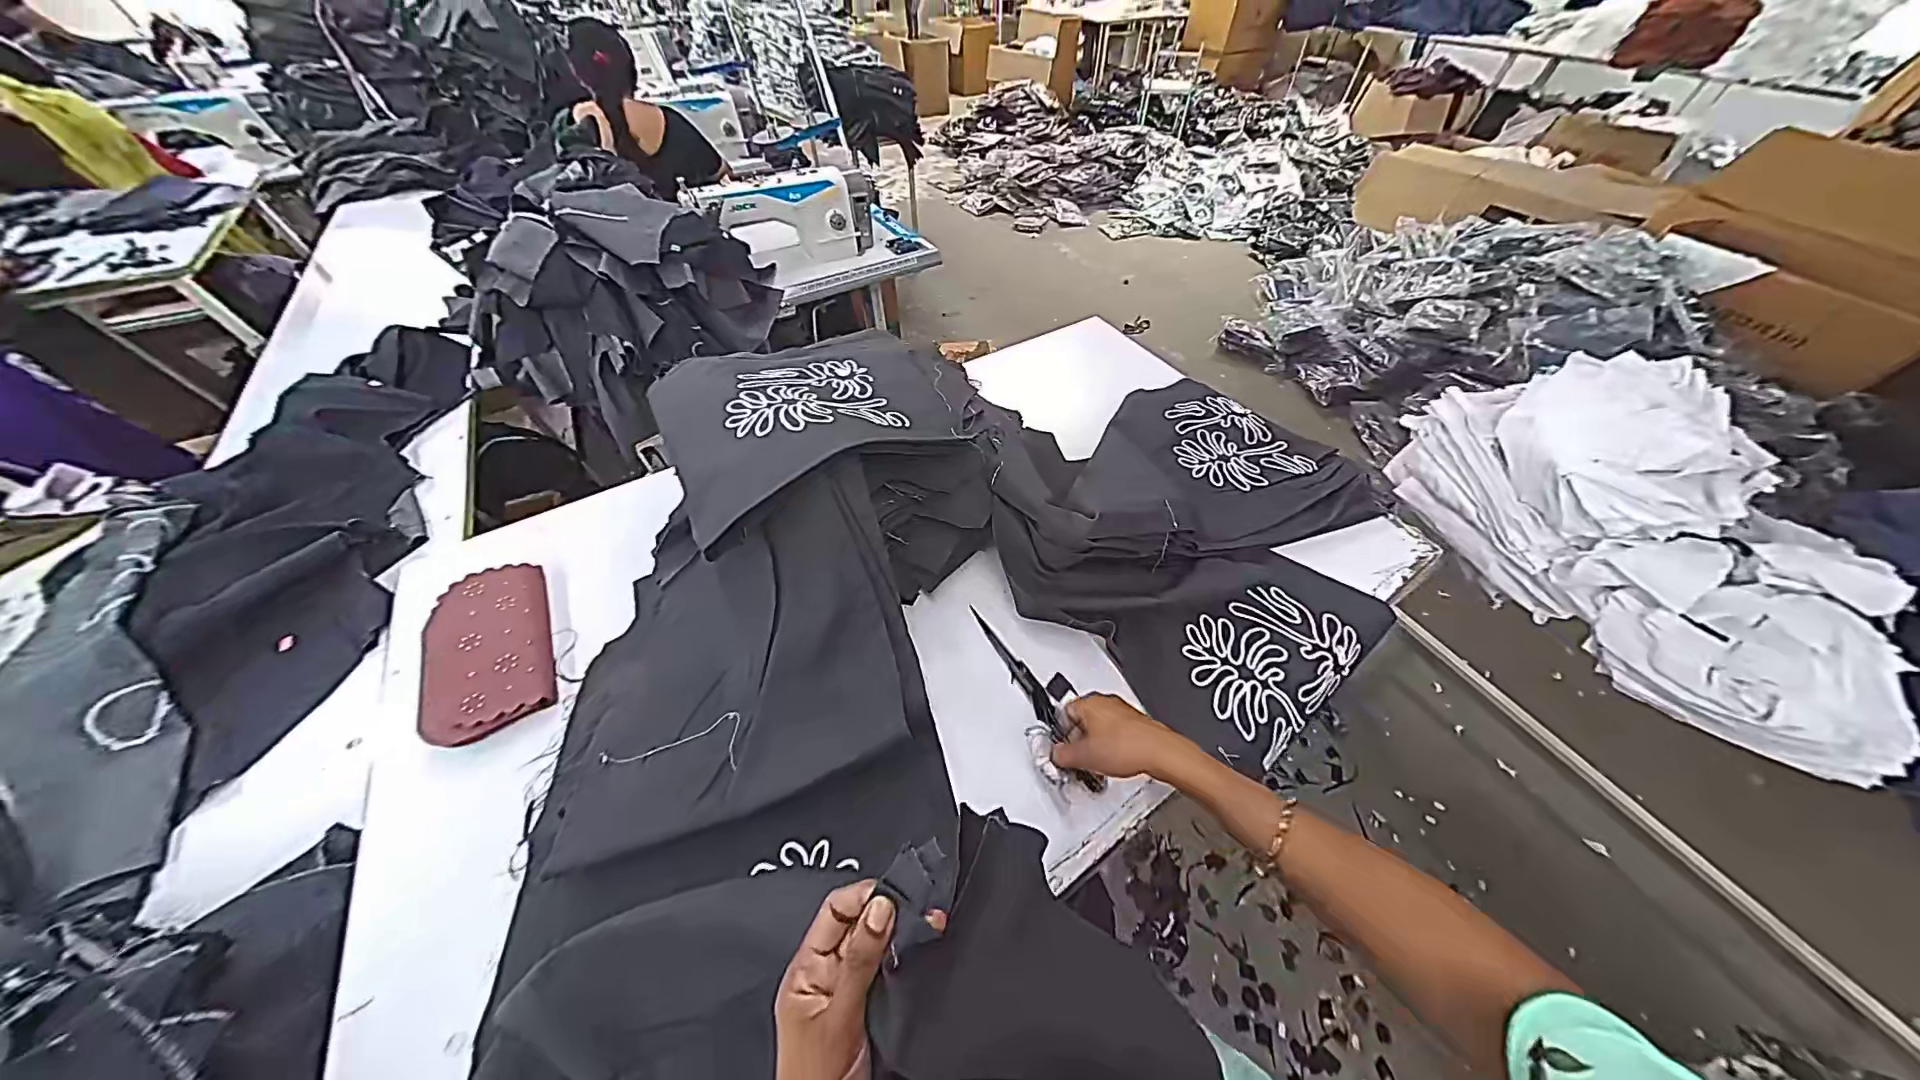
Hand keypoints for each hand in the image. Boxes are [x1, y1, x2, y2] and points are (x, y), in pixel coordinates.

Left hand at [773, 881, 948, 1079]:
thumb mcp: (838, 1015)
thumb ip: (858, 960)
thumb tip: (880, 907)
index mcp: (808, 967)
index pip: (836, 910)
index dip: (864, 895)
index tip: (895, 892)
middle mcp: (830, 972)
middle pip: (861, 923)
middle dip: (890, 910)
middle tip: (920, 905)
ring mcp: (853, 988)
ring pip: (881, 944)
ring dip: (903, 932)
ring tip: (927, 922)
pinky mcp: (876, 1005)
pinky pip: (893, 968)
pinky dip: (909, 955)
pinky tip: (923, 947)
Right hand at [1052, 693, 1193, 780]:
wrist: (1161, 753)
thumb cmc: (1129, 747)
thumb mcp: (1084, 757)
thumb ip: (1063, 755)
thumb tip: (1056, 755)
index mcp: (1089, 703)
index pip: (1063, 713)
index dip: (1060, 733)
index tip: (1061, 748)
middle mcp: (1106, 702)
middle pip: (1081, 720)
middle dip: (1078, 740)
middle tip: (1078, 757)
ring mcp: (1123, 712)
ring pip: (1100, 726)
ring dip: (1096, 743)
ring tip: (1098, 762)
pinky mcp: (1136, 724)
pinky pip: (1116, 733)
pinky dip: (1113, 745)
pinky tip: (1115, 760)